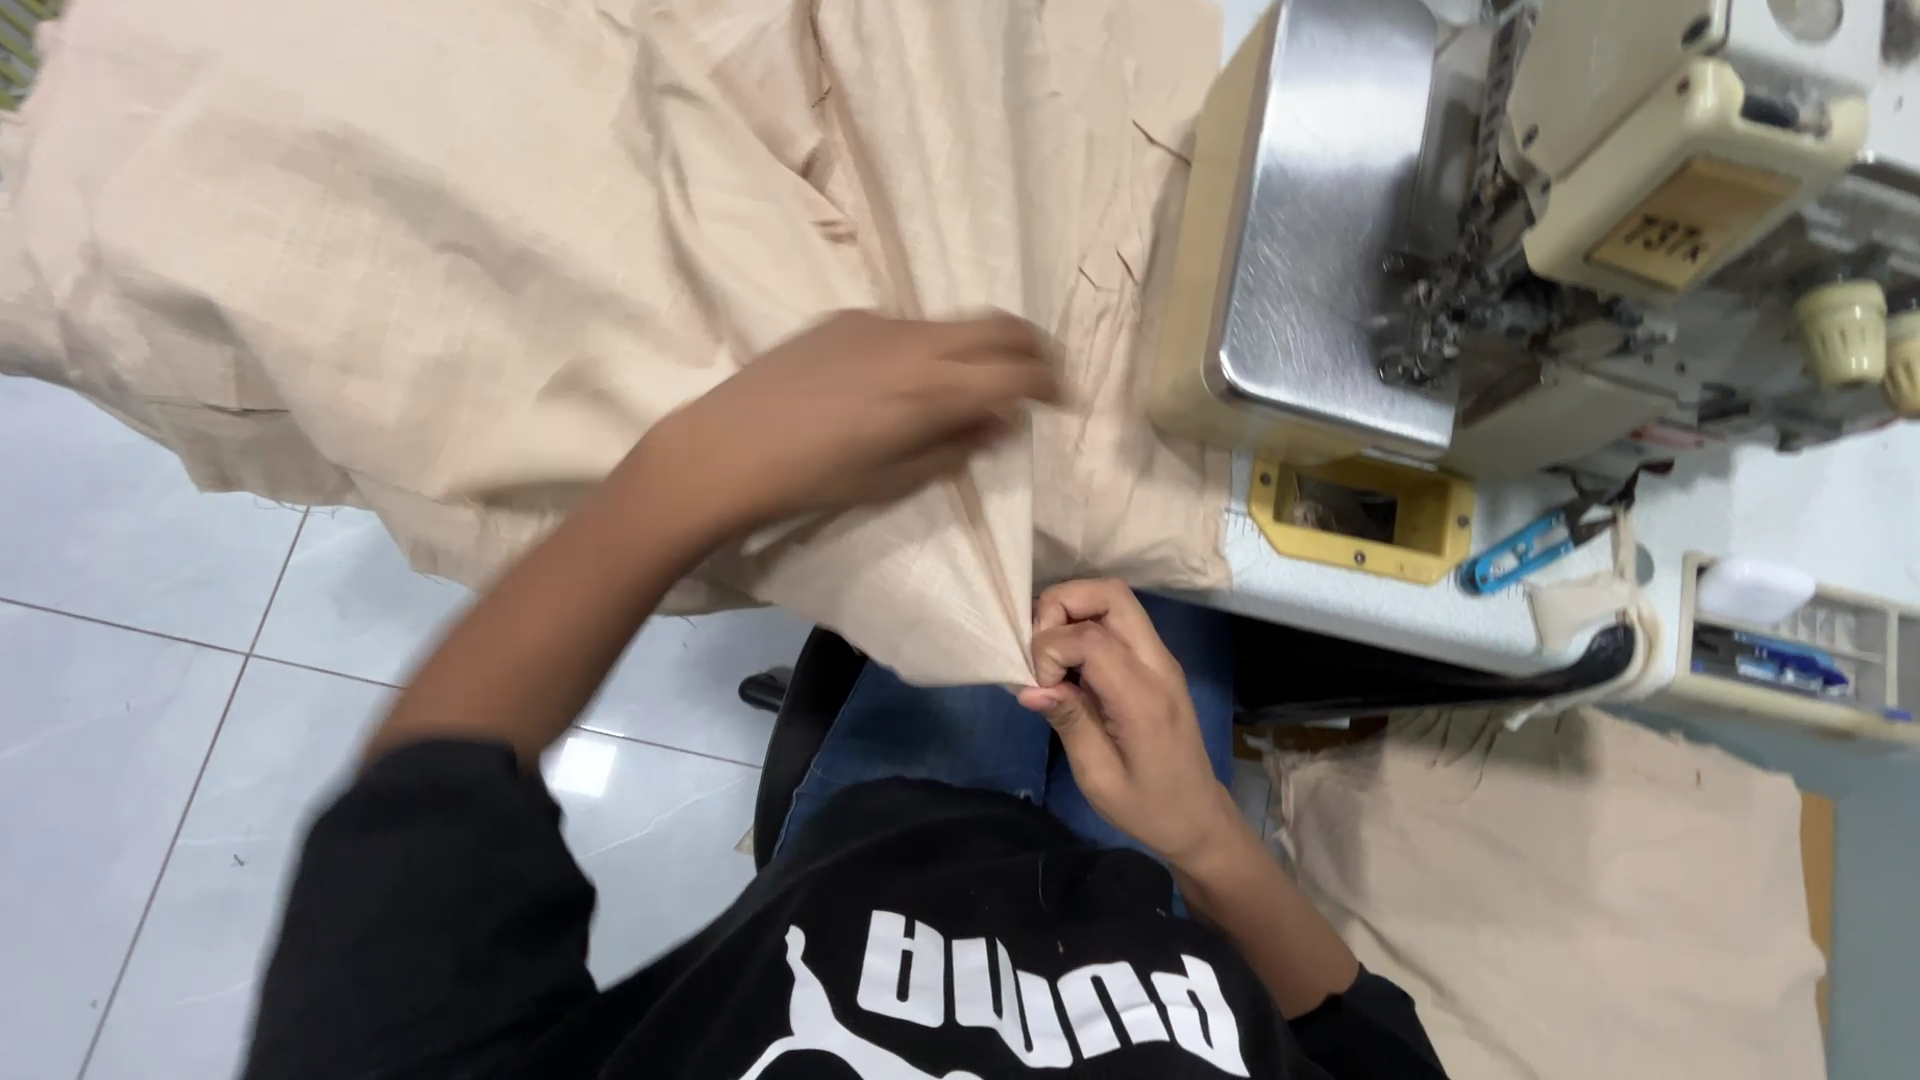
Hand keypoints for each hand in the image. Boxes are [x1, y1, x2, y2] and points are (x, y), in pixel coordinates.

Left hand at [642, 309, 1060, 532]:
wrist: (727, 448)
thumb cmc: (814, 481)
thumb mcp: (895, 480)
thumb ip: (957, 445)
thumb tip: (1002, 422)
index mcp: (932, 390)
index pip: (1019, 372)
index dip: (1053, 384)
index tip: (1065, 401)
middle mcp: (916, 343)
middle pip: (1002, 325)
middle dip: (1034, 349)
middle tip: (1039, 378)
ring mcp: (880, 323)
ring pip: (956, 322)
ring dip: (982, 347)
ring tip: (973, 384)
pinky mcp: (847, 318)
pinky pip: (910, 325)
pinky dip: (932, 347)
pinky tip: (905, 380)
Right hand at [1017, 580, 1244, 867]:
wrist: (1197, 816)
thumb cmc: (1146, 806)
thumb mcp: (1098, 778)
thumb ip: (1067, 722)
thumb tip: (1029, 688)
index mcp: (1144, 698)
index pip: (1092, 637)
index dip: (1051, 649)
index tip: (1041, 686)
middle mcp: (1158, 665)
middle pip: (1111, 594)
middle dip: (1061, 603)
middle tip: (1038, 645)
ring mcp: (1160, 658)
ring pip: (1115, 598)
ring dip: (1073, 609)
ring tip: (1050, 650)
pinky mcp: (1155, 661)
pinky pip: (1118, 619)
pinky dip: (1085, 621)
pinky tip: (1068, 659)